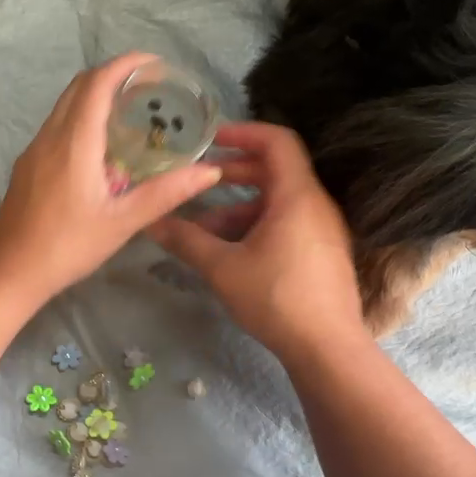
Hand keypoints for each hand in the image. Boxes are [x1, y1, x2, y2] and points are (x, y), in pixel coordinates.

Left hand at [0, 53, 223, 302]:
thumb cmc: (66, 248)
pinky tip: (96, 153)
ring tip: (126, 118)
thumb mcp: (121, 223)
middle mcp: (48, 138)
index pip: (98, 82)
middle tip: (145, 90)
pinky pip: (53, 132)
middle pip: (78, 87)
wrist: (9, 276)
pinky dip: (78, 124)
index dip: (126, 64)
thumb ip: (165, 194)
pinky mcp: (24, 171)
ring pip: (63, 109)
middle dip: (112, 77)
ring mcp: (31, 154)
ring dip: (93, 100)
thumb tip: (209, 171)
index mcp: (73, 142)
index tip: (154, 65)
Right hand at [146, 121, 366, 362]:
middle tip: (195, 180)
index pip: (276, 141)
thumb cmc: (275, 298)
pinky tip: (227, 250)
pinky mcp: (319, 252)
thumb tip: (150, 223)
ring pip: (276, 202)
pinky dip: (254, 226)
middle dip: (232, 173)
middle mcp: (314, 203)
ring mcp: (320, 229)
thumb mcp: (222, 268)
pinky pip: (285, 224)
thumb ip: (186, 241)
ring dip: (238, 207)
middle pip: (274, 171)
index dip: (243, 132)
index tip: (209, 138)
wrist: (325, 344)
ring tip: (201, 227)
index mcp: (297, 195)